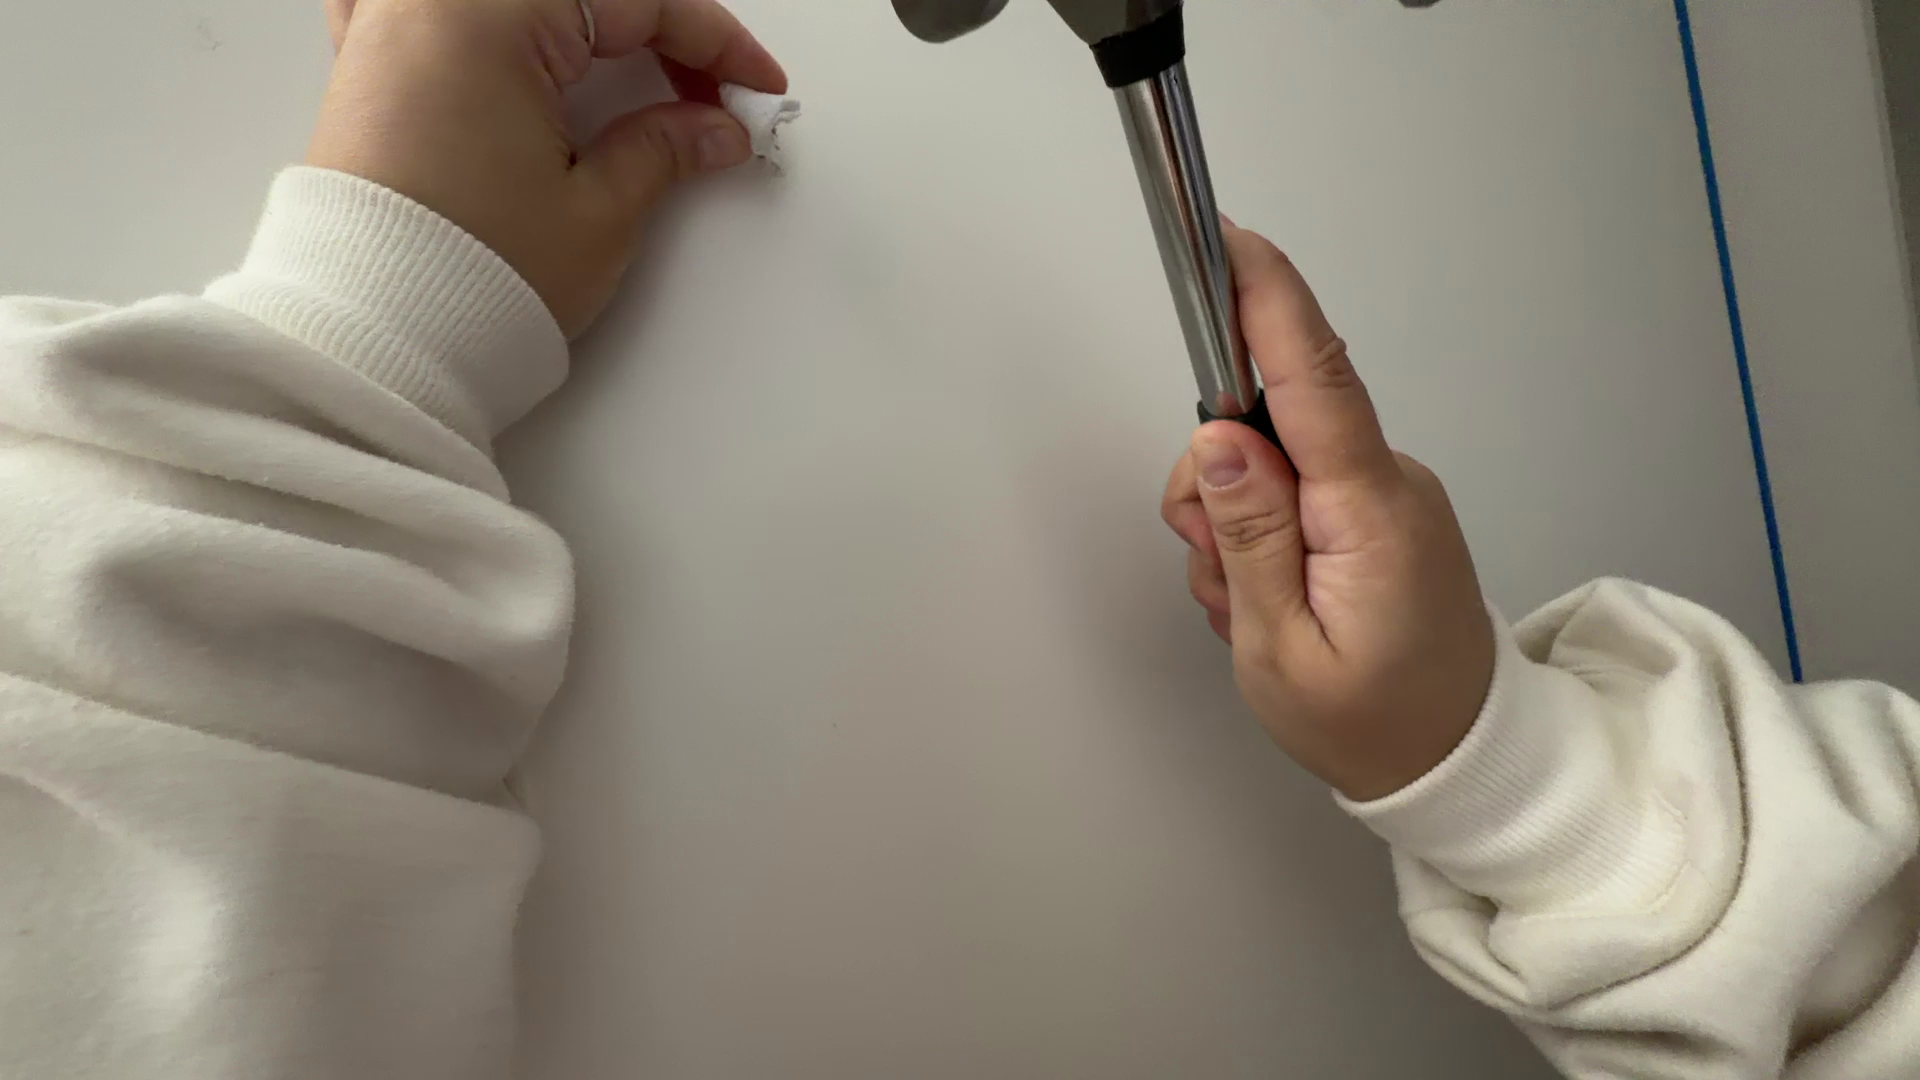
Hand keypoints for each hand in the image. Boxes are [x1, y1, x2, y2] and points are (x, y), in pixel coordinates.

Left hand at [311, 0, 786, 335]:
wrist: (383, 328)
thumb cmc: (480, 272)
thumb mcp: (599, 212)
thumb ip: (665, 150)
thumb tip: (719, 130)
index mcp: (486, 14)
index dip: (714, 38)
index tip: (761, 84)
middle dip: (666, 31)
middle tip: (718, 95)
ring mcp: (393, 22)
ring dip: (604, 28)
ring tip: (652, 82)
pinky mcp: (382, 64)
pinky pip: (460, 11)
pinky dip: (521, 30)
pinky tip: (541, 57)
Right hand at [1161, 226, 1494, 802]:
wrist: (1454, 758)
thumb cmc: (1371, 721)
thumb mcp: (1281, 644)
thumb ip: (1249, 535)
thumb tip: (1217, 441)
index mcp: (1370, 514)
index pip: (1316, 382)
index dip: (1271, 306)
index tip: (1232, 245)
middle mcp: (1380, 483)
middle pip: (1259, 427)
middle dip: (1210, 488)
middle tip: (1219, 572)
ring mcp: (1373, 494)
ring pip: (1257, 463)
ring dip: (1226, 525)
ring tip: (1247, 601)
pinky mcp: (1362, 508)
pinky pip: (1281, 488)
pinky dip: (1250, 533)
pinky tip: (1264, 590)